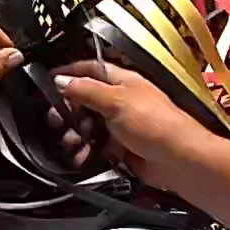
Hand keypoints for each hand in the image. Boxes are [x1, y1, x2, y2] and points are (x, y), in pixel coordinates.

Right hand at [50, 60, 218, 189]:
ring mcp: (121, 124)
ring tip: (72, 141)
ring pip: (89, 125)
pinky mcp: (121, 146)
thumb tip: (62, 81)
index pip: (91, 69)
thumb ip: (86, 90)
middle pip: (86, 100)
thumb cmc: (156, 124)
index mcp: (122, 81)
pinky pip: (96, 146)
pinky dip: (86, 151)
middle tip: (57, 119)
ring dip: (76, 134)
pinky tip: (82, 156)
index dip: (70, 73)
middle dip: (69, 110)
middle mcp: (121, 101)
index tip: (51, 80)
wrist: (177, 159)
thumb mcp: (115, 101)